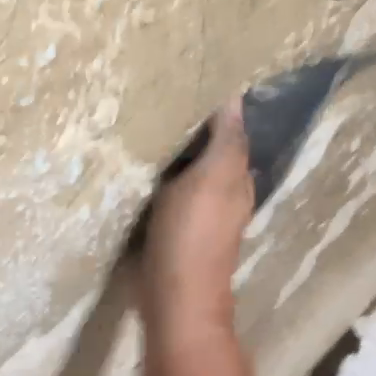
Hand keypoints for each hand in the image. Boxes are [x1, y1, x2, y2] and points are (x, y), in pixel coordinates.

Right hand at [142, 97, 254, 334]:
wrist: (175, 301)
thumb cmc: (193, 235)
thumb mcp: (212, 179)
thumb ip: (225, 139)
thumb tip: (236, 96)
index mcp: (236, 175)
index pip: (229, 128)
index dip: (214, 104)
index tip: (188, 75)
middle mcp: (224, 191)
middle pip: (208, 147)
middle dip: (190, 124)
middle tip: (160, 91)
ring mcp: (199, 211)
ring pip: (187, 168)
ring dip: (173, 149)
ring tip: (146, 119)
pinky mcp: (174, 227)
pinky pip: (169, 189)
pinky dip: (160, 173)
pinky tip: (139, 163)